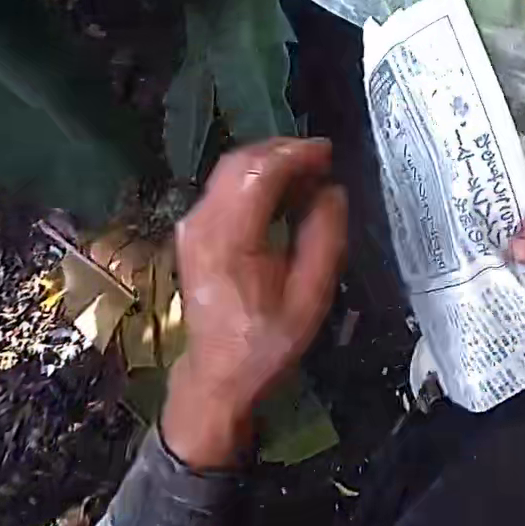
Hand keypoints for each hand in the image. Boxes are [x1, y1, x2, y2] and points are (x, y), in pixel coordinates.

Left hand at [163, 138, 347, 468]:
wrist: (217, 375)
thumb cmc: (266, 341)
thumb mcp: (311, 297)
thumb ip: (325, 238)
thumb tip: (332, 191)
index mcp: (228, 240)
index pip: (258, 173)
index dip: (295, 153)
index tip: (329, 152)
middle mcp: (201, 224)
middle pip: (240, 162)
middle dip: (284, 150)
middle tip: (323, 159)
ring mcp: (192, 225)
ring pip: (230, 169)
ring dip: (271, 162)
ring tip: (310, 172)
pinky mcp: (193, 230)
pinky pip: (225, 186)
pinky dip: (257, 177)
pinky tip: (284, 190)